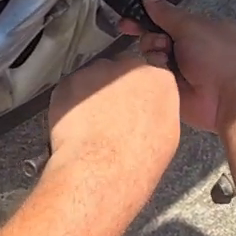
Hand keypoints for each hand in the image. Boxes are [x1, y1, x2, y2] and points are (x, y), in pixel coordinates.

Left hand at [45, 52, 180, 209]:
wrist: (102, 167)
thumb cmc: (136, 160)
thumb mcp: (165, 133)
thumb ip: (157, 108)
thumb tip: (148, 109)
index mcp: (159, 80)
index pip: (151, 70)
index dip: (139, 87)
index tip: (134, 99)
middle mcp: (128, 68)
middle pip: (120, 70)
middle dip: (114, 87)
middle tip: (109, 114)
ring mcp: (97, 72)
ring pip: (93, 78)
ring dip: (91, 93)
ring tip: (91, 123)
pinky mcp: (70, 82)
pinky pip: (70, 88)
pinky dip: (70, 102)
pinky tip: (76, 123)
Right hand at [126, 0, 235, 131]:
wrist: (230, 97)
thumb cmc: (218, 56)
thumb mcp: (192, 26)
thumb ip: (166, 13)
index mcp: (198, 30)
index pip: (166, 20)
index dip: (145, 19)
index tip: (127, 21)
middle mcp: (189, 50)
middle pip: (153, 38)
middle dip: (152, 39)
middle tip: (162, 44)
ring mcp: (181, 71)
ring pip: (151, 58)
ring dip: (156, 57)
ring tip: (169, 62)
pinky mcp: (173, 90)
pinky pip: (153, 77)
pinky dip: (157, 74)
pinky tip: (167, 75)